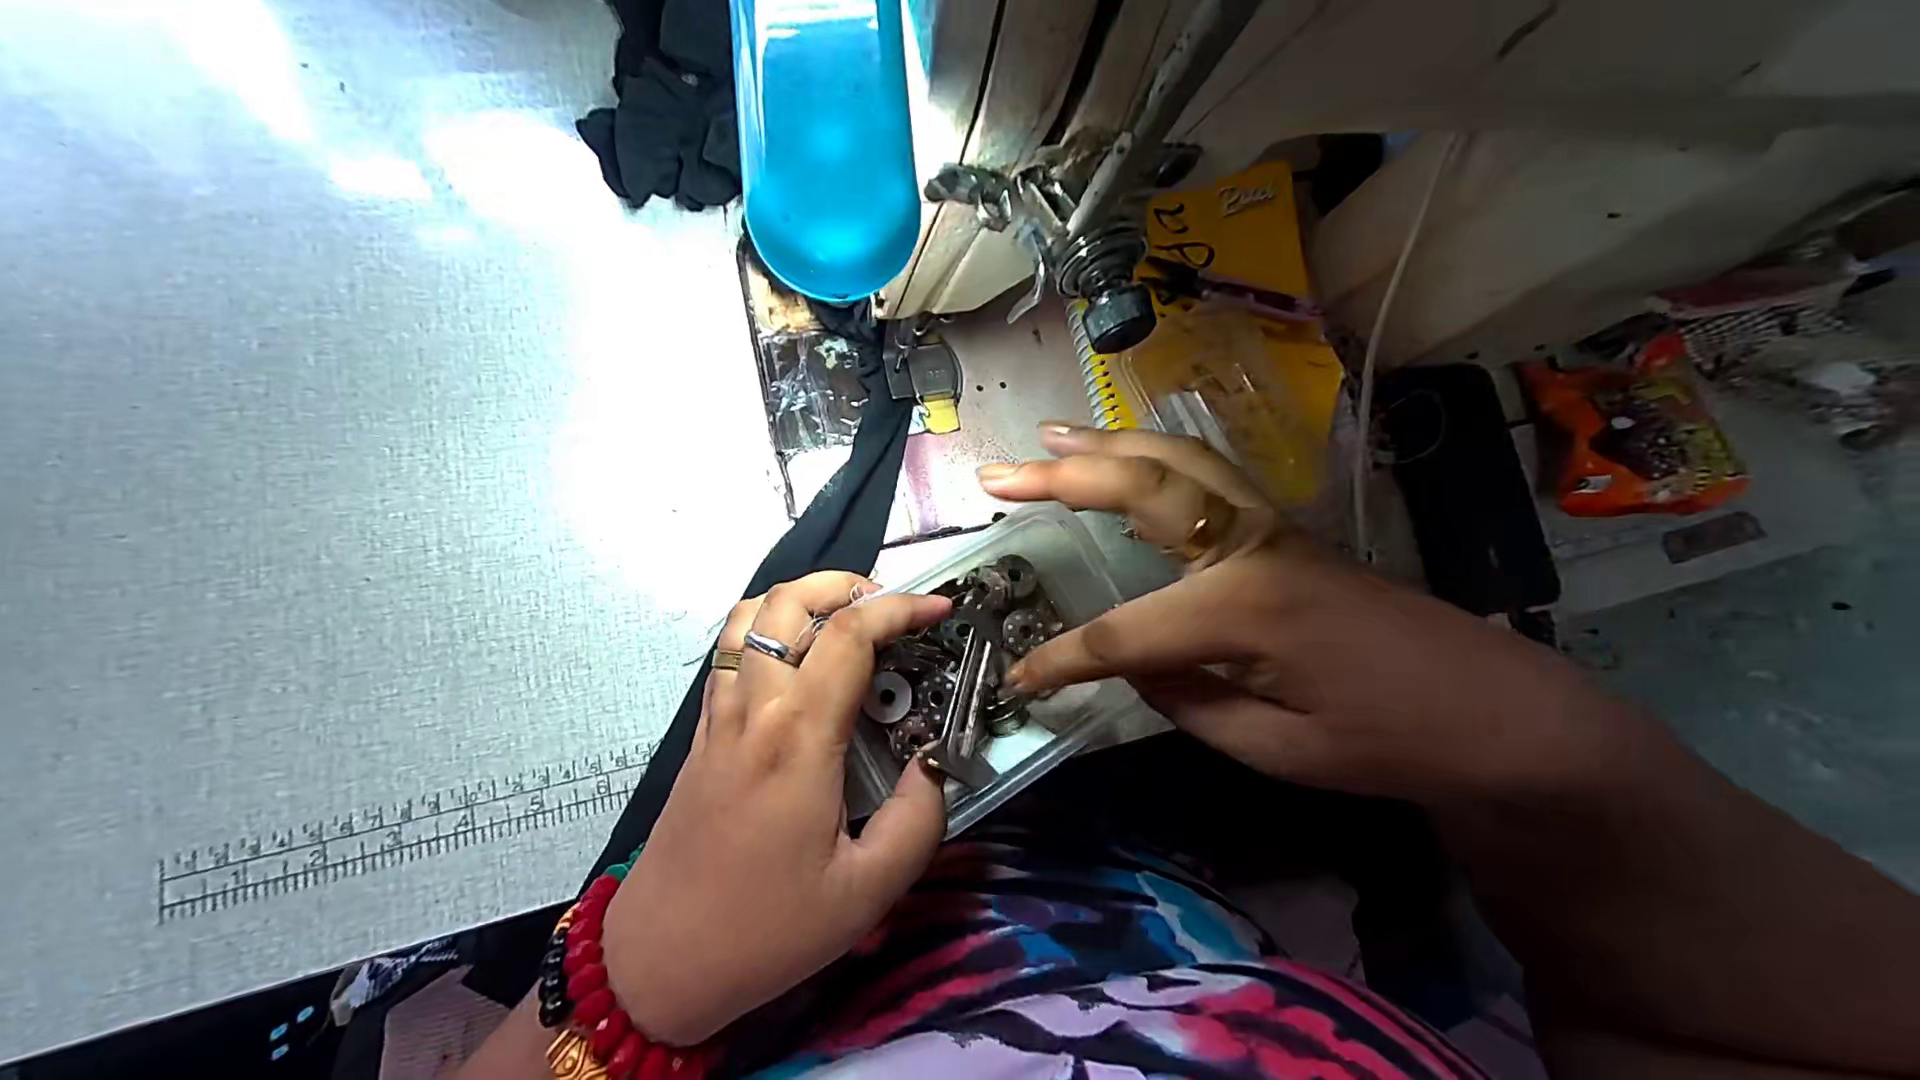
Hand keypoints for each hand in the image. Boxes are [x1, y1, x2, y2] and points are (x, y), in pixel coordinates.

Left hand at [600, 572, 952, 1044]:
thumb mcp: (867, 891)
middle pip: (788, 601)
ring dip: (802, 598)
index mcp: (798, 736)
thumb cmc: (765, 929)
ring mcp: (721, 713)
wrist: (657, 962)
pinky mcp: (704, 730)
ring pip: (750, 615)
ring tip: (847, 620)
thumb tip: (933, 766)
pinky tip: (801, 658)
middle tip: (890, 609)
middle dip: (847, 584)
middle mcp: (754, 707)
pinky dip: (769, 626)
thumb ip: (918, 820)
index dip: (901, 607)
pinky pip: (730, 650)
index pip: (849, 634)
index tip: (939, 608)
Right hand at [978, 424, 1663, 805]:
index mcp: (1243, 608)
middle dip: (1061, 479)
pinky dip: (1151, 455)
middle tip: (997, 476)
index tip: (1020, 678)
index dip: (1064, 660)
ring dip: (1104, 444)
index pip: (1125, 633)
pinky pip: (1203, 473)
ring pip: (1174, 460)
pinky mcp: (1280, 528)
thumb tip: (1127, 664)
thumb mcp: (1271, 747)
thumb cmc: (1386, 741)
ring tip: (1047, 438)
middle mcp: (1249, 546)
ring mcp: (1268, 525)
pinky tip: (1122, 457)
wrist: (1498, 712)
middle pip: (1140, 488)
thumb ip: (1183, 698)